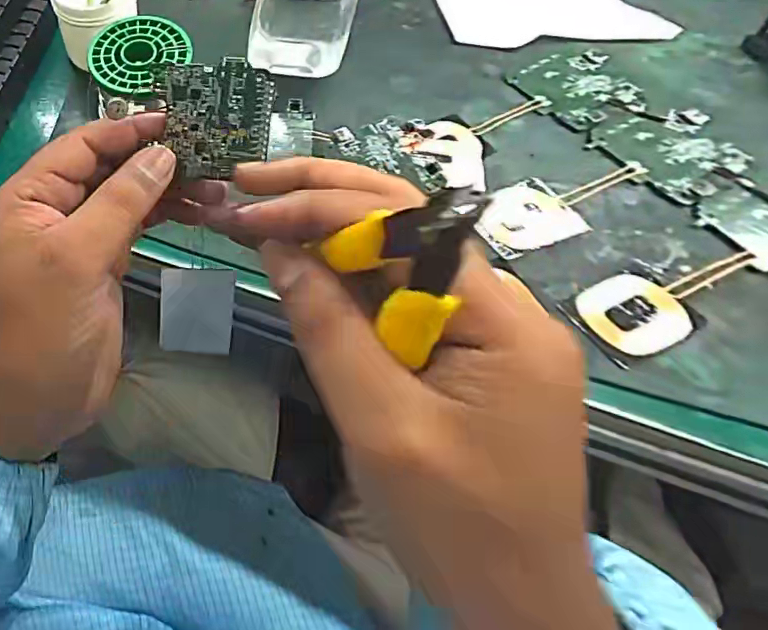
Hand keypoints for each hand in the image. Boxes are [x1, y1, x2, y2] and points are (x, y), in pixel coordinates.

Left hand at [0, 114, 224, 460]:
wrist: (32, 403)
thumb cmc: (42, 325)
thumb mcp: (78, 257)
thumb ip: (120, 201)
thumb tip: (162, 153)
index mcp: (30, 195)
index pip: (81, 146)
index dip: (126, 131)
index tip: (173, 120)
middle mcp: (52, 207)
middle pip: (107, 167)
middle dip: (153, 159)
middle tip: (206, 153)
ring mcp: (79, 234)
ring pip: (126, 194)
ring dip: (167, 187)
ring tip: (214, 186)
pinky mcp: (102, 259)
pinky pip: (134, 222)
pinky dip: (164, 214)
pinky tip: (197, 209)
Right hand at [220, 159, 610, 629]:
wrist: (518, 610)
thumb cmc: (456, 525)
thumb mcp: (379, 423)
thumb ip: (327, 326)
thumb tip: (276, 246)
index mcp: (501, 319)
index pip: (404, 224)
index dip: (319, 206)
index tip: (250, 211)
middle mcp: (500, 303)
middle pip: (404, 215)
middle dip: (321, 189)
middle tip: (249, 180)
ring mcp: (482, 322)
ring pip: (395, 245)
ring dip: (325, 220)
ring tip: (260, 206)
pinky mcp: (460, 342)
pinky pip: (394, 286)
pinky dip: (340, 265)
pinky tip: (299, 254)